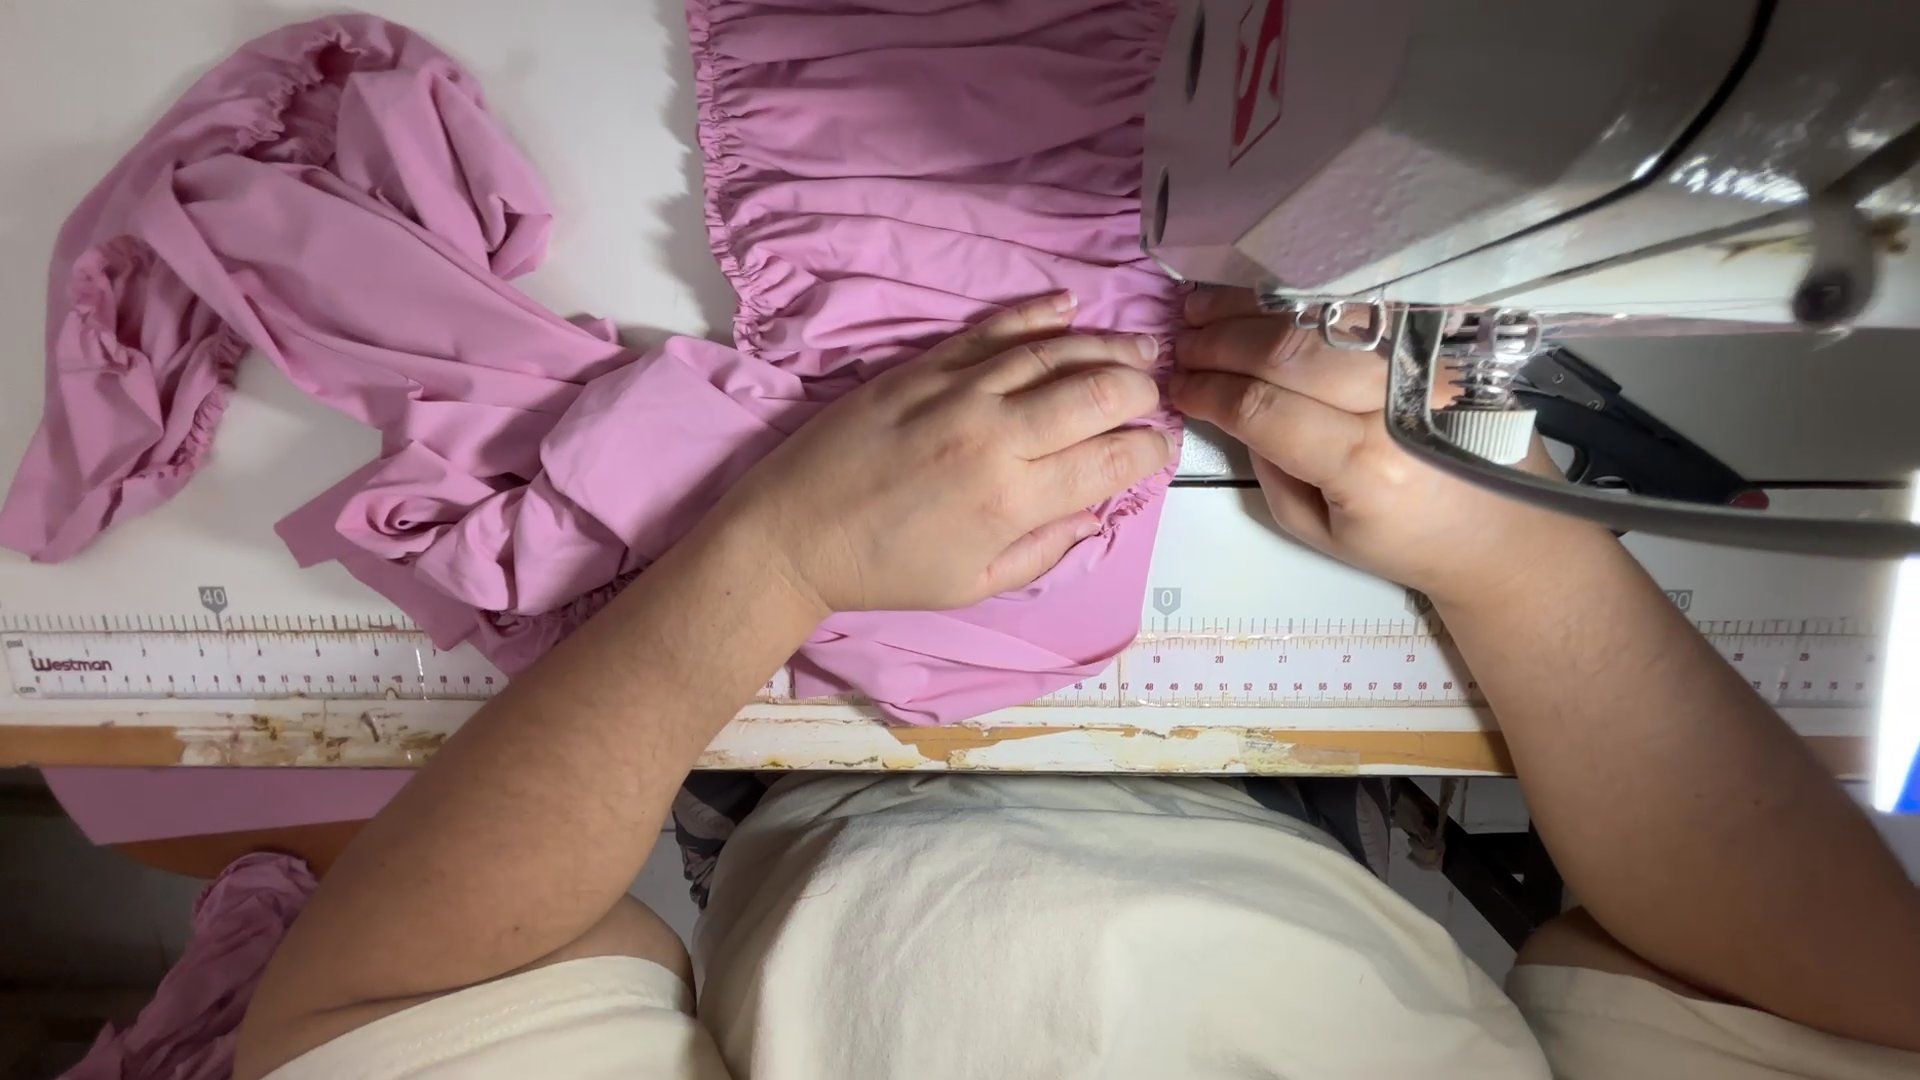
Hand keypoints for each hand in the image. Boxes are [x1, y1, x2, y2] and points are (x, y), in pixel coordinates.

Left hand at [718, 293, 1173, 614]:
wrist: (796, 533)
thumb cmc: (886, 570)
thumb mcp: (974, 585)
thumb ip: (1044, 550)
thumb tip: (1094, 514)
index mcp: (1013, 501)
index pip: (1111, 460)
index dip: (1149, 450)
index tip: (1159, 447)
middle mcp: (996, 436)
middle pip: (1097, 393)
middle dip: (1141, 391)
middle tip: (1155, 395)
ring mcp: (957, 391)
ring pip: (1055, 352)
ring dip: (1107, 347)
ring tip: (1140, 350)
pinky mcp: (922, 366)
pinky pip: (993, 329)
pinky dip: (1037, 315)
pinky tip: (1070, 307)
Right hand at [1169, 288, 1606, 607]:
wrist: (1510, 532)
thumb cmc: (1407, 544)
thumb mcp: (1320, 530)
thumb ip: (1270, 469)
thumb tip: (1234, 412)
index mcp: (1364, 465)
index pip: (1261, 410)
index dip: (1208, 392)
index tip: (1176, 387)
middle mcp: (1398, 406)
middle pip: (1287, 353)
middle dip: (1219, 344)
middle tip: (1179, 343)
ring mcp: (1426, 365)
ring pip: (1322, 319)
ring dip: (1252, 310)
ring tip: (1204, 307)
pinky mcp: (1444, 346)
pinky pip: (1362, 311)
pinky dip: (1303, 303)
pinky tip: (1264, 301)